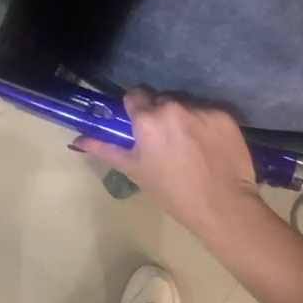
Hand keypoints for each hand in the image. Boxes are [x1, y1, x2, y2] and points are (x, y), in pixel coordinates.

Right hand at [76, 88, 266, 238]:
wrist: (223, 207)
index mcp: (147, 119)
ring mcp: (201, 109)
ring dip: (184, 118)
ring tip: (191, 145)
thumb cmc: (173, 193)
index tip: (141, 126)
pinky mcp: (224, 115)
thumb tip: (78, 140)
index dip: (136, 109)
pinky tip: (210, 146)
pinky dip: (206, 124)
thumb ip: (106, 149)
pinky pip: (208, 112)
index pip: (135, 95)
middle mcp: (173, 106)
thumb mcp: (135, 170)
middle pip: (161, 99)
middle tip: (166, 140)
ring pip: (186, 104)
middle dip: (161, 114)